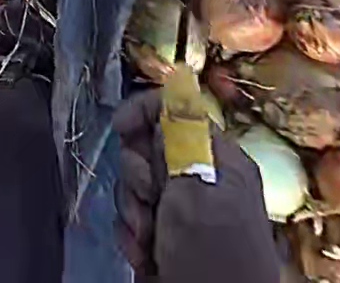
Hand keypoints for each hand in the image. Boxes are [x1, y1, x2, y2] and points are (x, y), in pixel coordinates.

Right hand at [113, 90, 279, 282]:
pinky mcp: (169, 242)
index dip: (146, 111)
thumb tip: (178, 82)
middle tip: (148, 198)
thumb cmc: (209, 258)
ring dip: (133, 210)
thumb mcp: (193, 191)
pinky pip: (138, 220)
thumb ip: (179, 136)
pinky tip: (144, 257)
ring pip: (139, 186)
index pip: (178, 112)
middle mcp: (203, 179)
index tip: (119, 127)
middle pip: (151, 148)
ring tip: (147, 238)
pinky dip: (134, 236)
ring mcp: (186, 213)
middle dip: (138, 173)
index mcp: (220, 159)